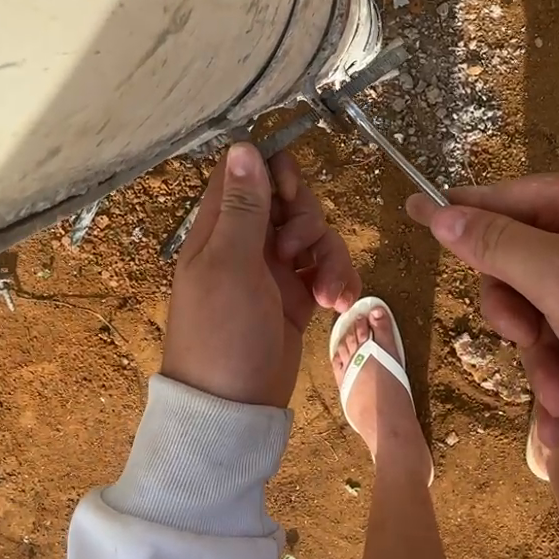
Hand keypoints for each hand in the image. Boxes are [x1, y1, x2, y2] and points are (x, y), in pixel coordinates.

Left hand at [162, 144, 359, 407]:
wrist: (233, 412)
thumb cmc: (222, 333)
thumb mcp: (230, 265)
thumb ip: (243, 207)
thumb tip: (243, 146)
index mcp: (219, 229)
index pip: (245, 175)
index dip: (272, 171)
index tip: (290, 191)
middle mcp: (246, 242)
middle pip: (288, 201)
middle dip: (306, 220)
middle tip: (298, 251)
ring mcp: (273, 270)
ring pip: (313, 235)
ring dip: (328, 256)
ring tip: (327, 294)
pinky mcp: (297, 296)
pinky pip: (325, 268)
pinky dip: (337, 279)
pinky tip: (339, 304)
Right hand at [406, 171, 558, 518]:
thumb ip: (494, 244)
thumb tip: (437, 208)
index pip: (507, 198)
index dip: (461, 215)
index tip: (412, 218)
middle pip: (520, 264)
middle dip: (517, 314)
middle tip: (523, 339)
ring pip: (542, 315)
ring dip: (541, 360)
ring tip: (558, 396)